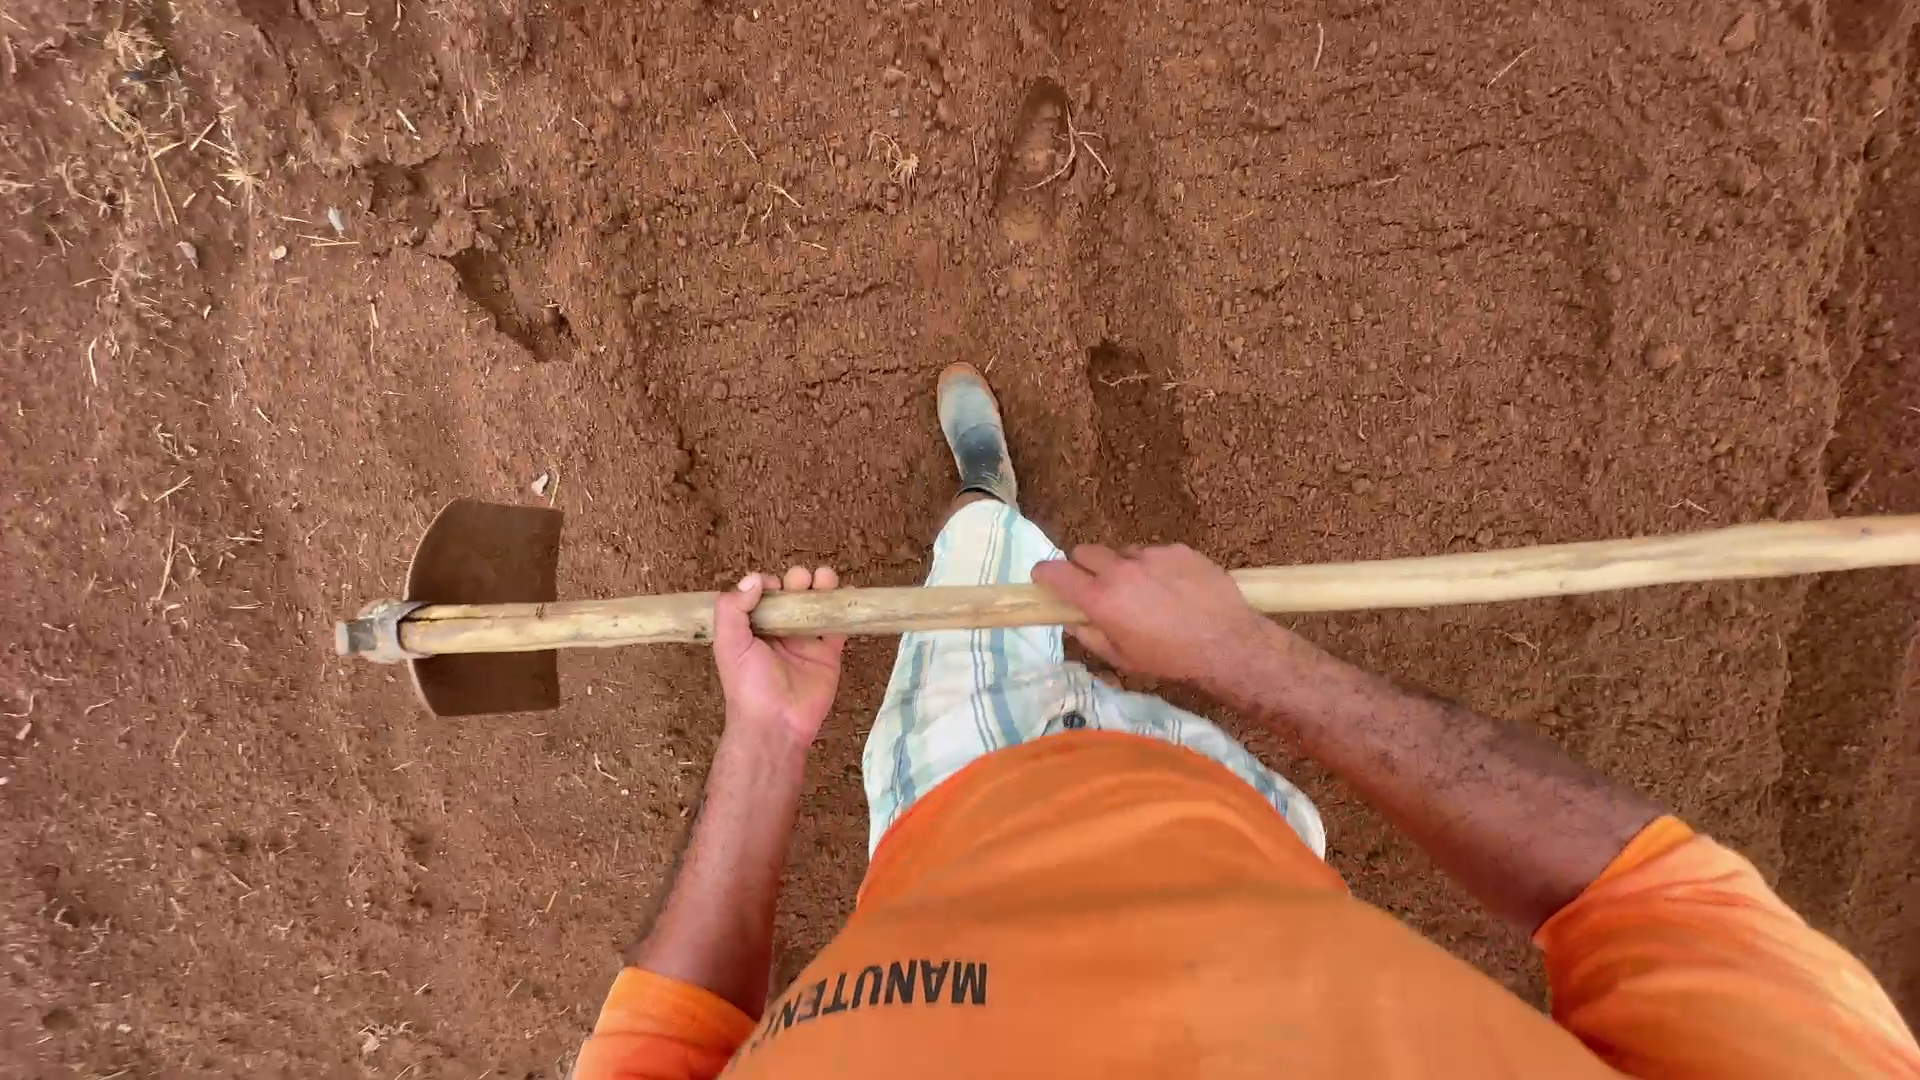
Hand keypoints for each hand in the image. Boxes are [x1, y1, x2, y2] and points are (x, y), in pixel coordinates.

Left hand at [712, 566, 847, 742]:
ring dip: (822, 585)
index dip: (770, 583)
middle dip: (799, 579)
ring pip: (817, 605)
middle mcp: (781, 630)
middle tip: (801, 582)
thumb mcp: (729, 645)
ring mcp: (807, 640)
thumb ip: (733, 609)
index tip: (773, 586)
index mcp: (754, 627)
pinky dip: (844, 608)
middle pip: (794, 594)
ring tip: (825, 577)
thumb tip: (755, 578)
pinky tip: (848, 592)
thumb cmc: (749, 685)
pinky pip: (839, 626)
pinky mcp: (829, 653)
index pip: (764, 594)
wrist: (776, 724)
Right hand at [1032, 543, 1272, 685]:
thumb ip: (1089, 635)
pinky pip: (1154, 553)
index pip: (1054, 572)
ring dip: (1122, 567)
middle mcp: (1120, 570)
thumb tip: (1072, 620)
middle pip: (1084, 552)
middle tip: (1097, 588)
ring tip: (1146, 592)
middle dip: (1083, 567)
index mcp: (1100, 598)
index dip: (1044, 574)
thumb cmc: (1169, 659)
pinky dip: (1155, 567)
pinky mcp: (1178, 549)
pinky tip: (1174, 589)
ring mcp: (1151, 555)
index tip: (1044, 580)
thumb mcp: (1121, 658)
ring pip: (1121, 552)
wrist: (1227, 644)